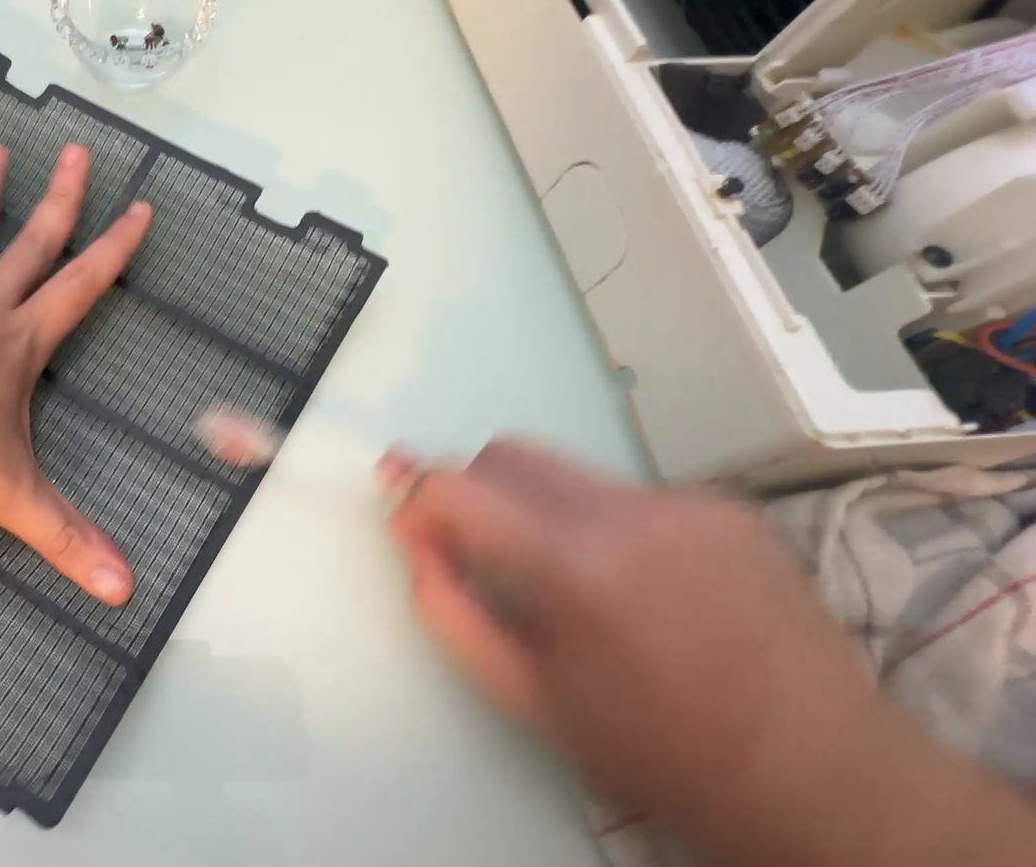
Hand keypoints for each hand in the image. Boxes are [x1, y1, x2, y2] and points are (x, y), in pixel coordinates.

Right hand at [380, 441, 997, 861]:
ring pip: (566, 470)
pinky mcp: (727, 507)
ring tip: (569, 579)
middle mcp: (630, 512)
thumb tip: (413, 541)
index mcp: (574, 566)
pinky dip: (599, 522)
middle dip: (471, 488)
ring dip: (536, 508)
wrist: (826, 781)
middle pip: (507, 453)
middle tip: (474, 546)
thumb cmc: (657, 749)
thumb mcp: (526, 694)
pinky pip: (625, 491)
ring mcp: (687, 502)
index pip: (456, 485)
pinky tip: (635, 583)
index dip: (414, 494)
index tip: (406, 518)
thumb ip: (448, 608)